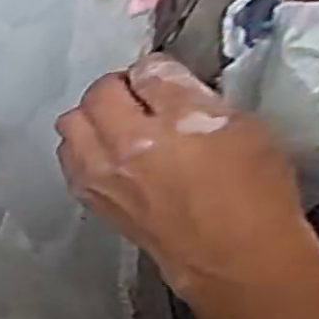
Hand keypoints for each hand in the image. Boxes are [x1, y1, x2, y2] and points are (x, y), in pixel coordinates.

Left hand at [56, 54, 318, 299]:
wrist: (225, 250)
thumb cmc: (251, 189)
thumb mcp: (242, 127)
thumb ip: (194, 97)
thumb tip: (162, 79)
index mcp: (172, 124)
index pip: (146, 73)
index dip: (152, 68)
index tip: (159, 72)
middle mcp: (123, 146)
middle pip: (94, 96)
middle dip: (113, 89)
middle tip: (135, 96)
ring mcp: (97, 172)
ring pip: (70, 124)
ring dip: (90, 117)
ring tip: (117, 124)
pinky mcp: (85, 193)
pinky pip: (67, 156)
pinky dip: (82, 146)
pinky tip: (106, 152)